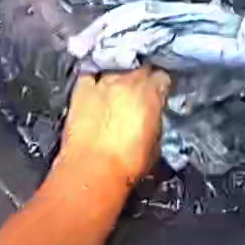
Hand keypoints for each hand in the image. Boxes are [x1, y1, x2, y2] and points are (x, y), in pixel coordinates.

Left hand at [48, 68, 170, 195]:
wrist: (92, 174)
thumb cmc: (128, 164)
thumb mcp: (156, 143)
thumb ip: (156, 121)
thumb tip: (152, 118)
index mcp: (152, 92)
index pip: (162, 78)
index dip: (160, 88)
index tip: (158, 97)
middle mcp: (130, 81)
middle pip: (141, 71)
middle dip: (141, 82)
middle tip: (138, 99)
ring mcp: (105, 84)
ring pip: (116, 72)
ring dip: (119, 82)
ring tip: (115, 97)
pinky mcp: (82, 91)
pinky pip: (90, 76)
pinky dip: (94, 82)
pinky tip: (95, 90)